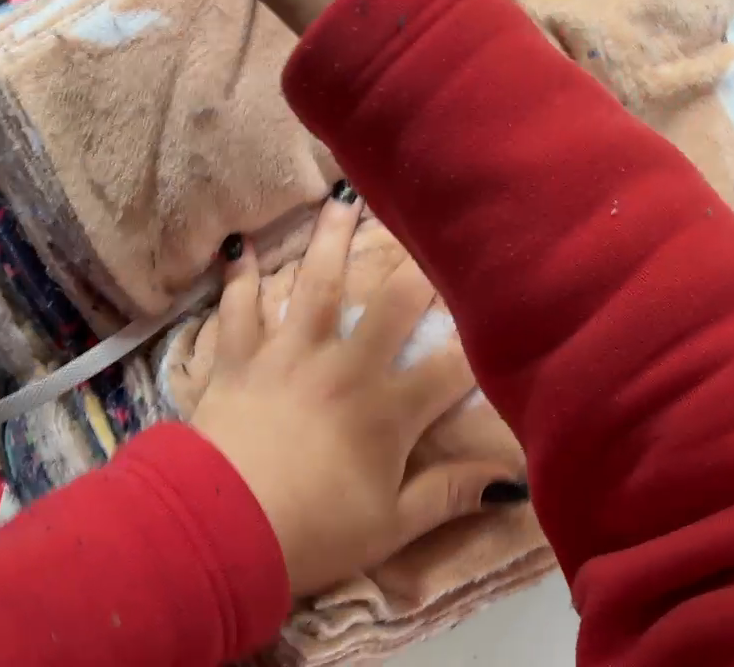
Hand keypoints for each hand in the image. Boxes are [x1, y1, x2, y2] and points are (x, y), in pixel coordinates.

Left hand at [190, 186, 517, 595]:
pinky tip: (237, 246)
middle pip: (391, 305)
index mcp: (387, 411)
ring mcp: (289, 355)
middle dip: (416, 267)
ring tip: (341, 199)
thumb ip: (449, 495)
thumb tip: (514, 479)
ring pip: (316, 284)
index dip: (476, 342)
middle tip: (429, 226)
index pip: (448, 368)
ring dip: (329, 240)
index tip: (496, 311)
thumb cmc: (312, 534)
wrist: (219, 532)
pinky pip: (239, 308)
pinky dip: (238, 277)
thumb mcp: (391, 528)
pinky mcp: (241, 358)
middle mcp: (344, 367)